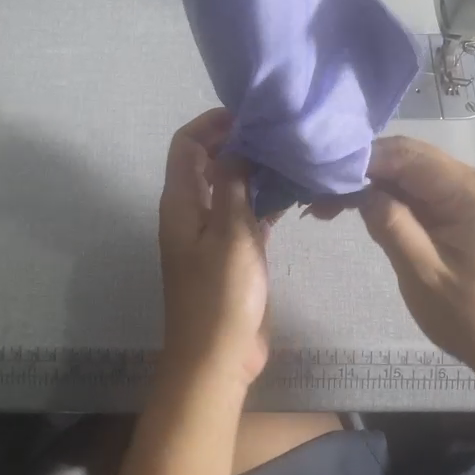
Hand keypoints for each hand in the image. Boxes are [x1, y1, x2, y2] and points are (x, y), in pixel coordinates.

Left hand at [157, 109, 270, 389]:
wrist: (217, 359)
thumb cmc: (221, 295)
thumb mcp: (231, 234)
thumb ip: (233, 184)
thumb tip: (237, 143)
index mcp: (181, 202)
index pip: (187, 144)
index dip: (212, 124)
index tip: (250, 116)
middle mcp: (191, 211)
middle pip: (208, 161)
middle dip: (237, 142)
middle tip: (279, 133)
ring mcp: (211, 233)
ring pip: (229, 186)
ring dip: (253, 170)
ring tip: (291, 156)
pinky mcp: (231, 253)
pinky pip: (244, 213)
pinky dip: (263, 199)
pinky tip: (293, 193)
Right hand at [324, 136, 474, 378]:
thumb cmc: (468, 316)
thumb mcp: (422, 273)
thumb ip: (390, 224)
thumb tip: (357, 188)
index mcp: (470, 191)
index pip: (406, 156)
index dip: (360, 162)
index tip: (319, 180)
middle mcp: (471, 179)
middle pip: (403, 156)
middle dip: (358, 171)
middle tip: (316, 197)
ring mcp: (463, 190)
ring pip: (402, 169)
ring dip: (365, 183)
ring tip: (323, 206)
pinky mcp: (454, 204)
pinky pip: (411, 187)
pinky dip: (380, 195)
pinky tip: (350, 208)